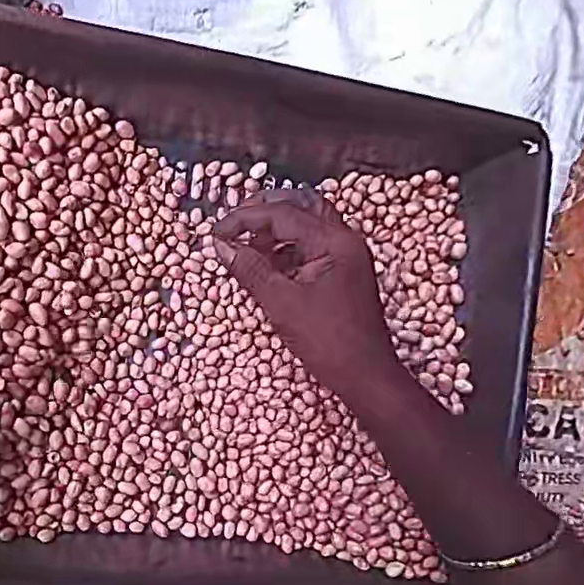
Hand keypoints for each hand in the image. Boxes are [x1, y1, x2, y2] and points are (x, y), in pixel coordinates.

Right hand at [213, 187, 399, 397]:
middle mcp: (345, 241)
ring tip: (244, 244)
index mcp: (335, 241)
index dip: (244, 220)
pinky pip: (311, 249)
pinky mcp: (342, 275)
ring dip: (274, 231)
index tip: (216, 233)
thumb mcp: (281, 303)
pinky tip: (265, 264)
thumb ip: (250, 270)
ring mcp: (346, 258)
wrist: (366, 376)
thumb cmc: (329, 342)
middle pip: (299, 208)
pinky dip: (286, 250)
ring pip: (306, 227)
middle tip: (231, 226)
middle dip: (262, 213)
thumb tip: (222, 246)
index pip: (282, 213)